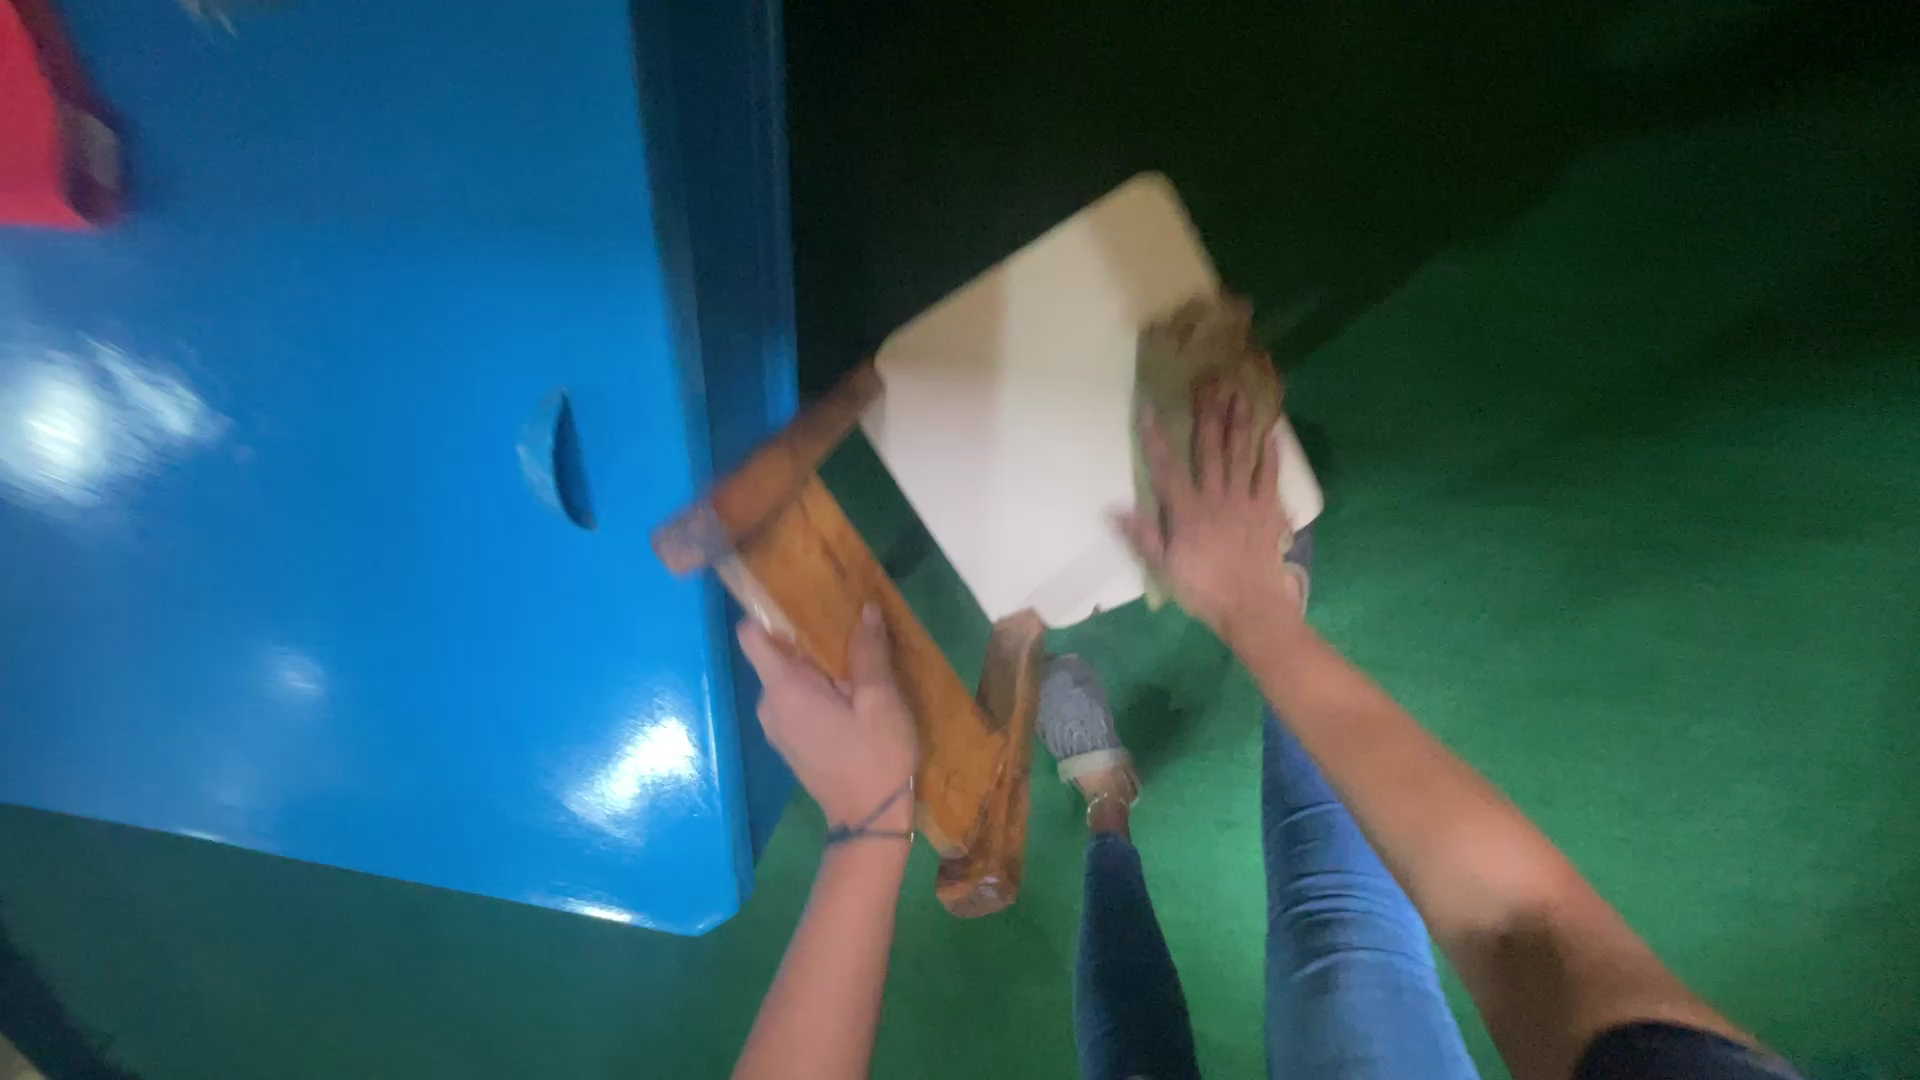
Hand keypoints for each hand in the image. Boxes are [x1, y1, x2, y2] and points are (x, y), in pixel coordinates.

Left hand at [737, 605, 918, 833]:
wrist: (871, 820)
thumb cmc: (875, 755)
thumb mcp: (880, 699)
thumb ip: (868, 652)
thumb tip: (864, 611)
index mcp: (785, 689)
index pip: (751, 635)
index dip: (768, 611)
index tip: (799, 595)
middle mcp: (770, 704)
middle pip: (776, 653)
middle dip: (808, 637)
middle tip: (848, 627)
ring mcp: (776, 726)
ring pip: (789, 677)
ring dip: (817, 665)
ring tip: (856, 659)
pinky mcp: (790, 740)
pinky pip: (795, 698)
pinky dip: (817, 688)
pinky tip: (850, 693)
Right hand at [1118, 381, 1302, 639]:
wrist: (1250, 607)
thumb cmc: (1201, 589)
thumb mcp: (1162, 566)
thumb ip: (1141, 535)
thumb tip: (1113, 508)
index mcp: (1186, 511)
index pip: (1166, 467)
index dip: (1156, 438)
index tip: (1149, 409)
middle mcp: (1215, 496)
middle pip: (1209, 448)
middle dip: (1206, 413)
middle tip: (1207, 381)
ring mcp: (1245, 500)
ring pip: (1240, 453)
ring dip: (1239, 421)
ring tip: (1239, 393)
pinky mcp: (1267, 509)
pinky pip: (1269, 475)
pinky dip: (1271, 453)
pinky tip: (1272, 433)